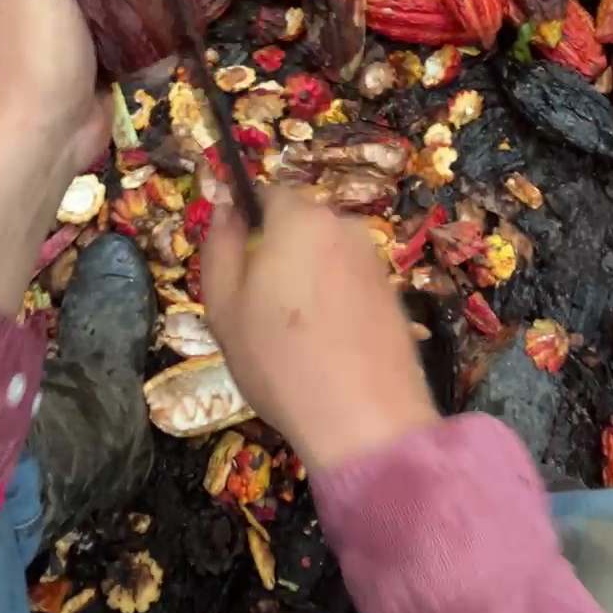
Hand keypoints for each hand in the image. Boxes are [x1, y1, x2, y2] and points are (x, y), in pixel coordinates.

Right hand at [198, 189, 440, 470]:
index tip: (236, 263)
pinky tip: (326, 341)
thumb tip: (226, 208)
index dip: (246, 221)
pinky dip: (334, 297)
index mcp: (301, 219)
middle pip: (299, 223)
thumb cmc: (280, 360)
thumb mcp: (225, 305)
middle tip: (259, 306)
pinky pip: (349, 279)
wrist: (364, 418)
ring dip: (306, 274)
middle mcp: (343, 226)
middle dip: (277, 250)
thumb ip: (219, 246)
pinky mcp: (392, 290)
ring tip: (293, 331)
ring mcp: (373, 258)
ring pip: (324, 252)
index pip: (267, 194)